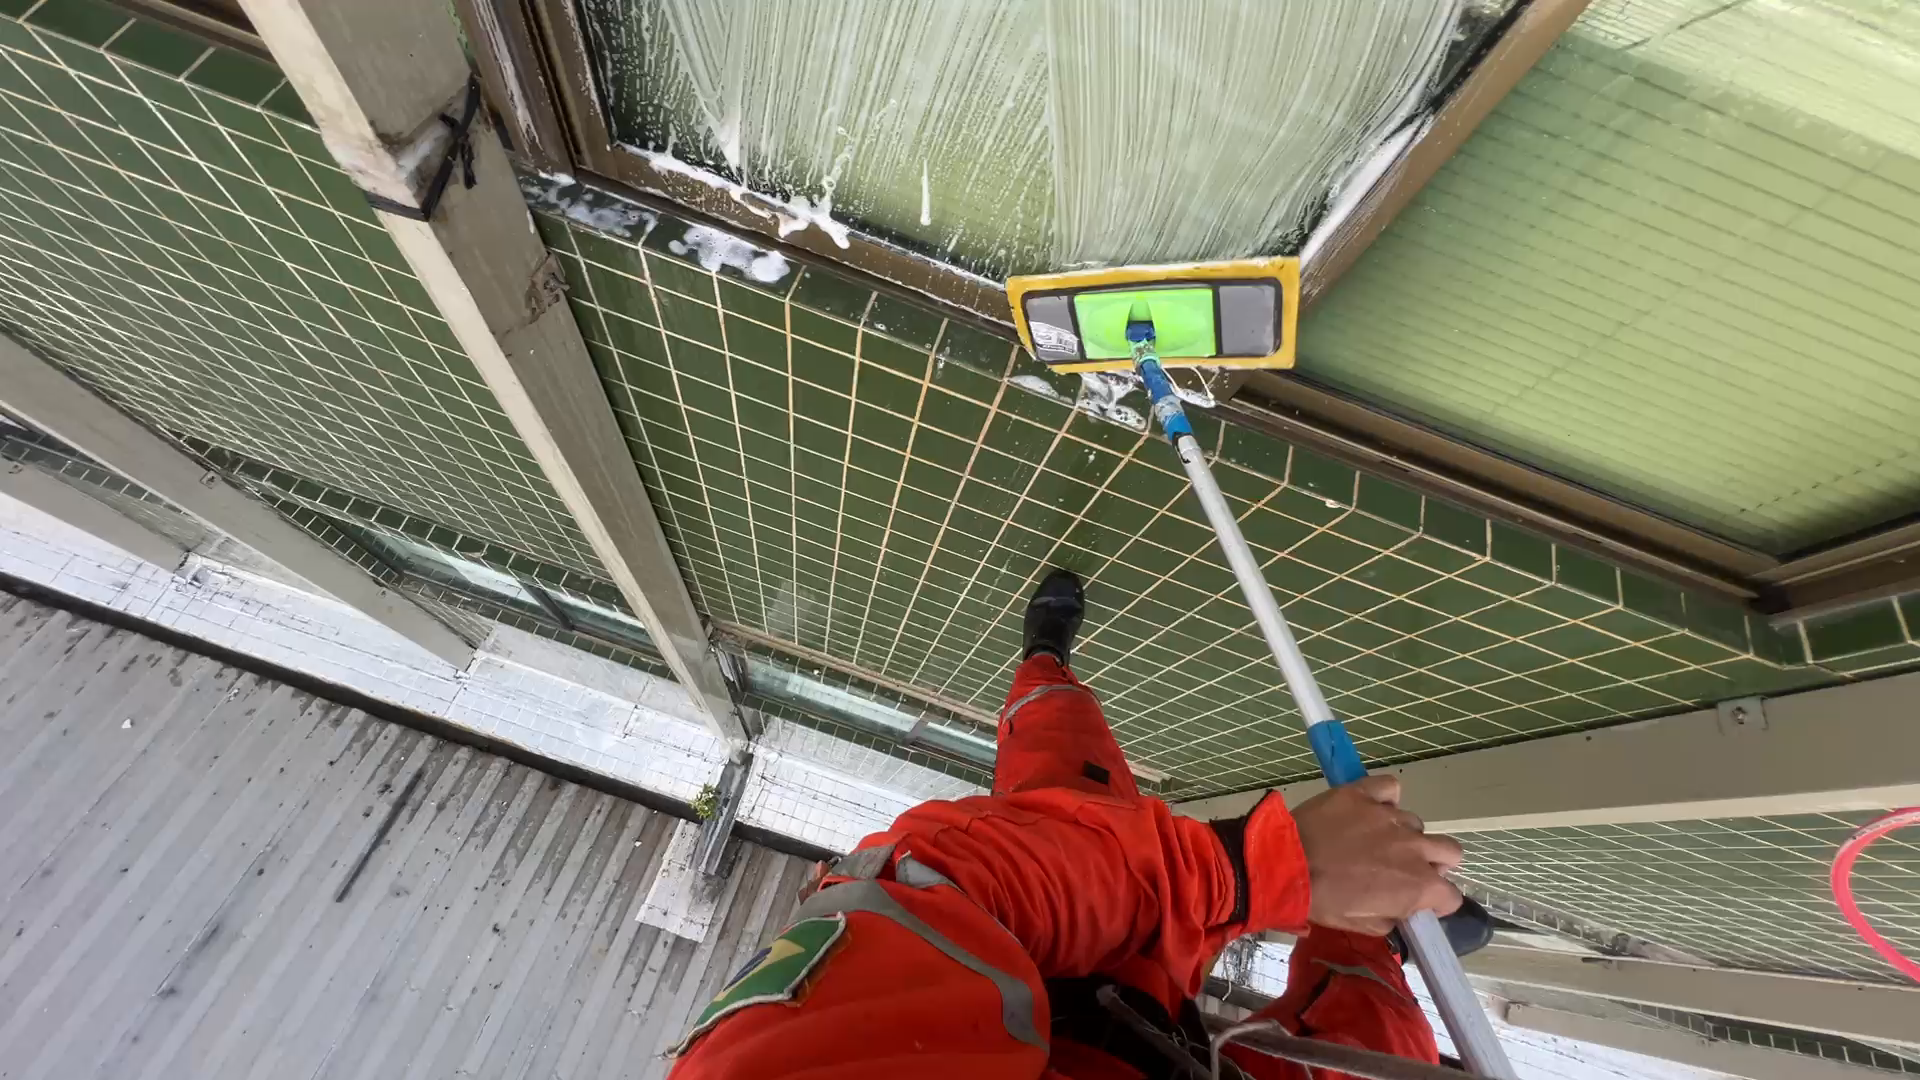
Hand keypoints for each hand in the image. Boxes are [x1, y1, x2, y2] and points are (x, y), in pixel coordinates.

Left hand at [1291, 775, 1462, 935]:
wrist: (1285, 862)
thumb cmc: (1323, 899)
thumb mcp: (1367, 925)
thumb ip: (1396, 915)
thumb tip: (1403, 907)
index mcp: (1419, 884)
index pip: (1450, 895)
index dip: (1434, 900)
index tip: (1415, 899)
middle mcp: (1412, 847)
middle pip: (1449, 851)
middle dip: (1433, 861)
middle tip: (1403, 866)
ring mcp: (1388, 816)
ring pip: (1414, 822)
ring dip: (1402, 832)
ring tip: (1373, 837)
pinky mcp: (1361, 793)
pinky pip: (1389, 787)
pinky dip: (1384, 797)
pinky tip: (1370, 807)